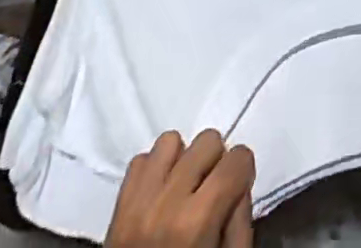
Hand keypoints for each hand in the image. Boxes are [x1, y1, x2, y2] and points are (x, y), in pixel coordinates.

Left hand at [104, 129, 255, 247]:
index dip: (244, 170)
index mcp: (198, 220)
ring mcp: (137, 201)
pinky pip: (140, 159)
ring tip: (183, 187)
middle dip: (216, 160)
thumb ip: (241, 219)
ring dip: (183, 159)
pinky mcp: (116, 205)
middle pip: (207, 140)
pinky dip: (155, 169)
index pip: (238, 158)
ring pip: (172, 140)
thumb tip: (240, 182)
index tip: (238, 188)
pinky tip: (160, 193)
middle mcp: (166, 201)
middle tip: (211, 189)